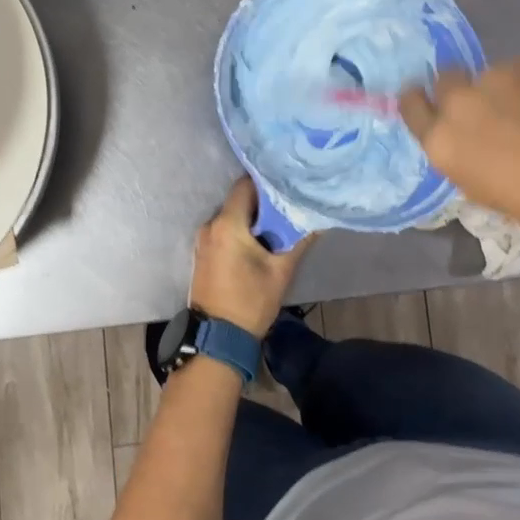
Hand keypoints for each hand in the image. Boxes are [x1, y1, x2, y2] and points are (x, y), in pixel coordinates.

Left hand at [188, 178, 313, 333]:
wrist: (220, 337)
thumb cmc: (251, 301)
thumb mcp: (281, 271)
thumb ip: (298, 240)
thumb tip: (316, 219)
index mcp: (227, 225)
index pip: (245, 186)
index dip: (266, 183)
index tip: (286, 185)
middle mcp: (209, 226)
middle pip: (238, 201)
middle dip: (262, 203)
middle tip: (287, 206)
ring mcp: (202, 241)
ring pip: (230, 217)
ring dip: (251, 219)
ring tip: (277, 225)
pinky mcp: (203, 254)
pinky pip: (223, 232)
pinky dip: (240, 232)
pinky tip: (259, 241)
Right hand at [399, 57, 519, 235]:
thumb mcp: (481, 189)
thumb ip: (460, 154)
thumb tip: (464, 137)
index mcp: (441, 140)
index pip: (410, 105)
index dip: (419, 101)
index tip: (432, 103)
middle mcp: (461, 102)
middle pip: (445, 79)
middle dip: (459, 89)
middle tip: (487, 109)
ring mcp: (498, 76)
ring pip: (491, 74)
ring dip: (504, 89)